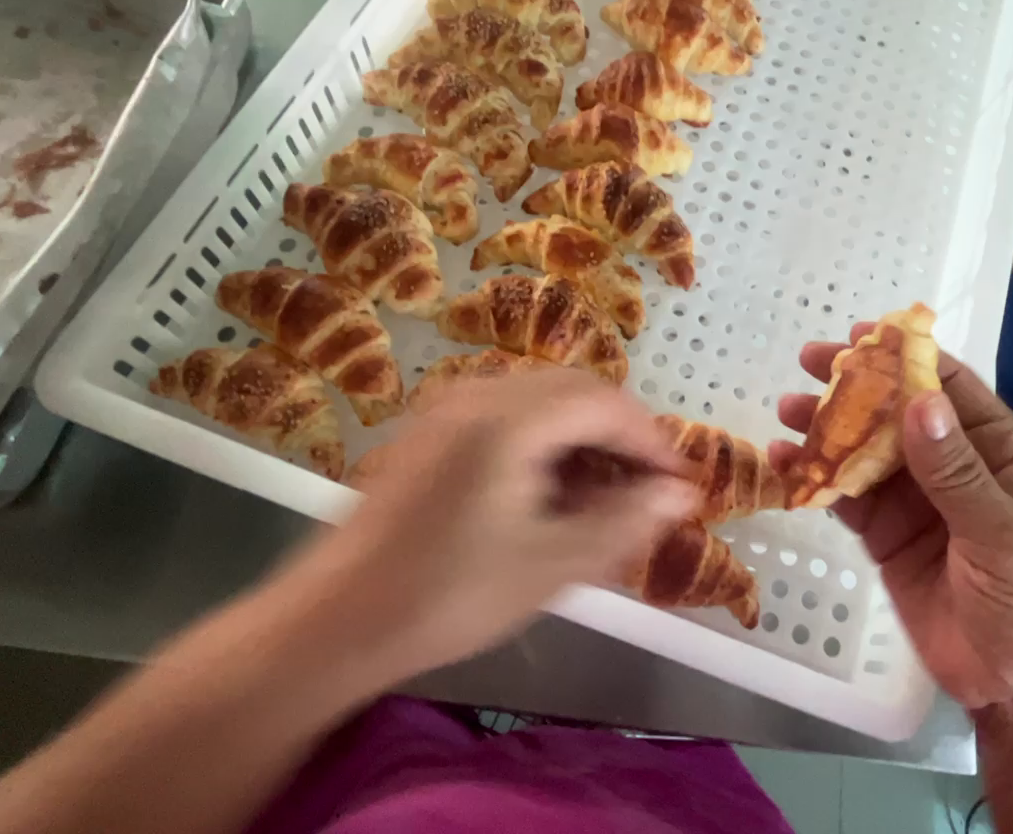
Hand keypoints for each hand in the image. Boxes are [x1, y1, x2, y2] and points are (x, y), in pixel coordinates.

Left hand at [262, 369, 697, 695]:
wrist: (332, 621)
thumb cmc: (447, 596)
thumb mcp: (550, 565)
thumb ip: (624, 522)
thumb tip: (680, 494)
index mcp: (510, 418)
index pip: (604, 403)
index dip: (651, 440)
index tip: (679, 482)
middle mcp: (479, 394)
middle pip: (574, 390)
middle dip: (620, 435)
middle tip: (647, 488)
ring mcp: (448, 408)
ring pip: (541, 400)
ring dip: (583, 436)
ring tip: (604, 494)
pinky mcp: (430, 430)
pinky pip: (507, 414)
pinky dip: (544, 440)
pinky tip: (549, 489)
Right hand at [771, 325, 1012, 714]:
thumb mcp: (1005, 535)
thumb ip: (957, 472)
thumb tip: (920, 401)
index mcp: (998, 456)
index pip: (951, 390)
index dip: (908, 358)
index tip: (862, 335)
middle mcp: (953, 468)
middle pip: (898, 414)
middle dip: (856, 387)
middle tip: (810, 362)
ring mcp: (917, 503)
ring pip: (866, 452)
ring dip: (828, 429)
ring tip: (787, 410)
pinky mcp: (887, 537)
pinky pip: (848, 497)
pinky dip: (817, 479)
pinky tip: (785, 464)